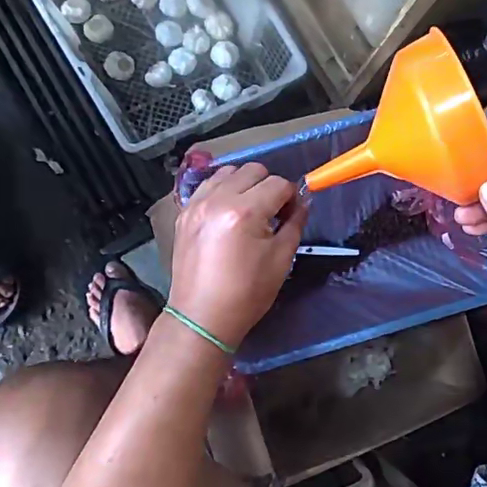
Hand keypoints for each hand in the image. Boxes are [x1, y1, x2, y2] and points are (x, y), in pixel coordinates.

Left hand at [168, 163, 305, 349]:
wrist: (202, 317)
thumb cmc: (247, 293)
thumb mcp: (281, 259)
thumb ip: (295, 224)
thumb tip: (302, 203)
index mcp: (245, 212)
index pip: (278, 184)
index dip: (291, 197)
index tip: (292, 215)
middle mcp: (218, 200)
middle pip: (253, 170)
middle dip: (268, 186)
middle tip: (271, 212)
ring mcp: (197, 204)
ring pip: (228, 172)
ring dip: (244, 185)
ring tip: (248, 211)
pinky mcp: (184, 213)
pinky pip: (208, 186)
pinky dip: (222, 191)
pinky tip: (228, 214)